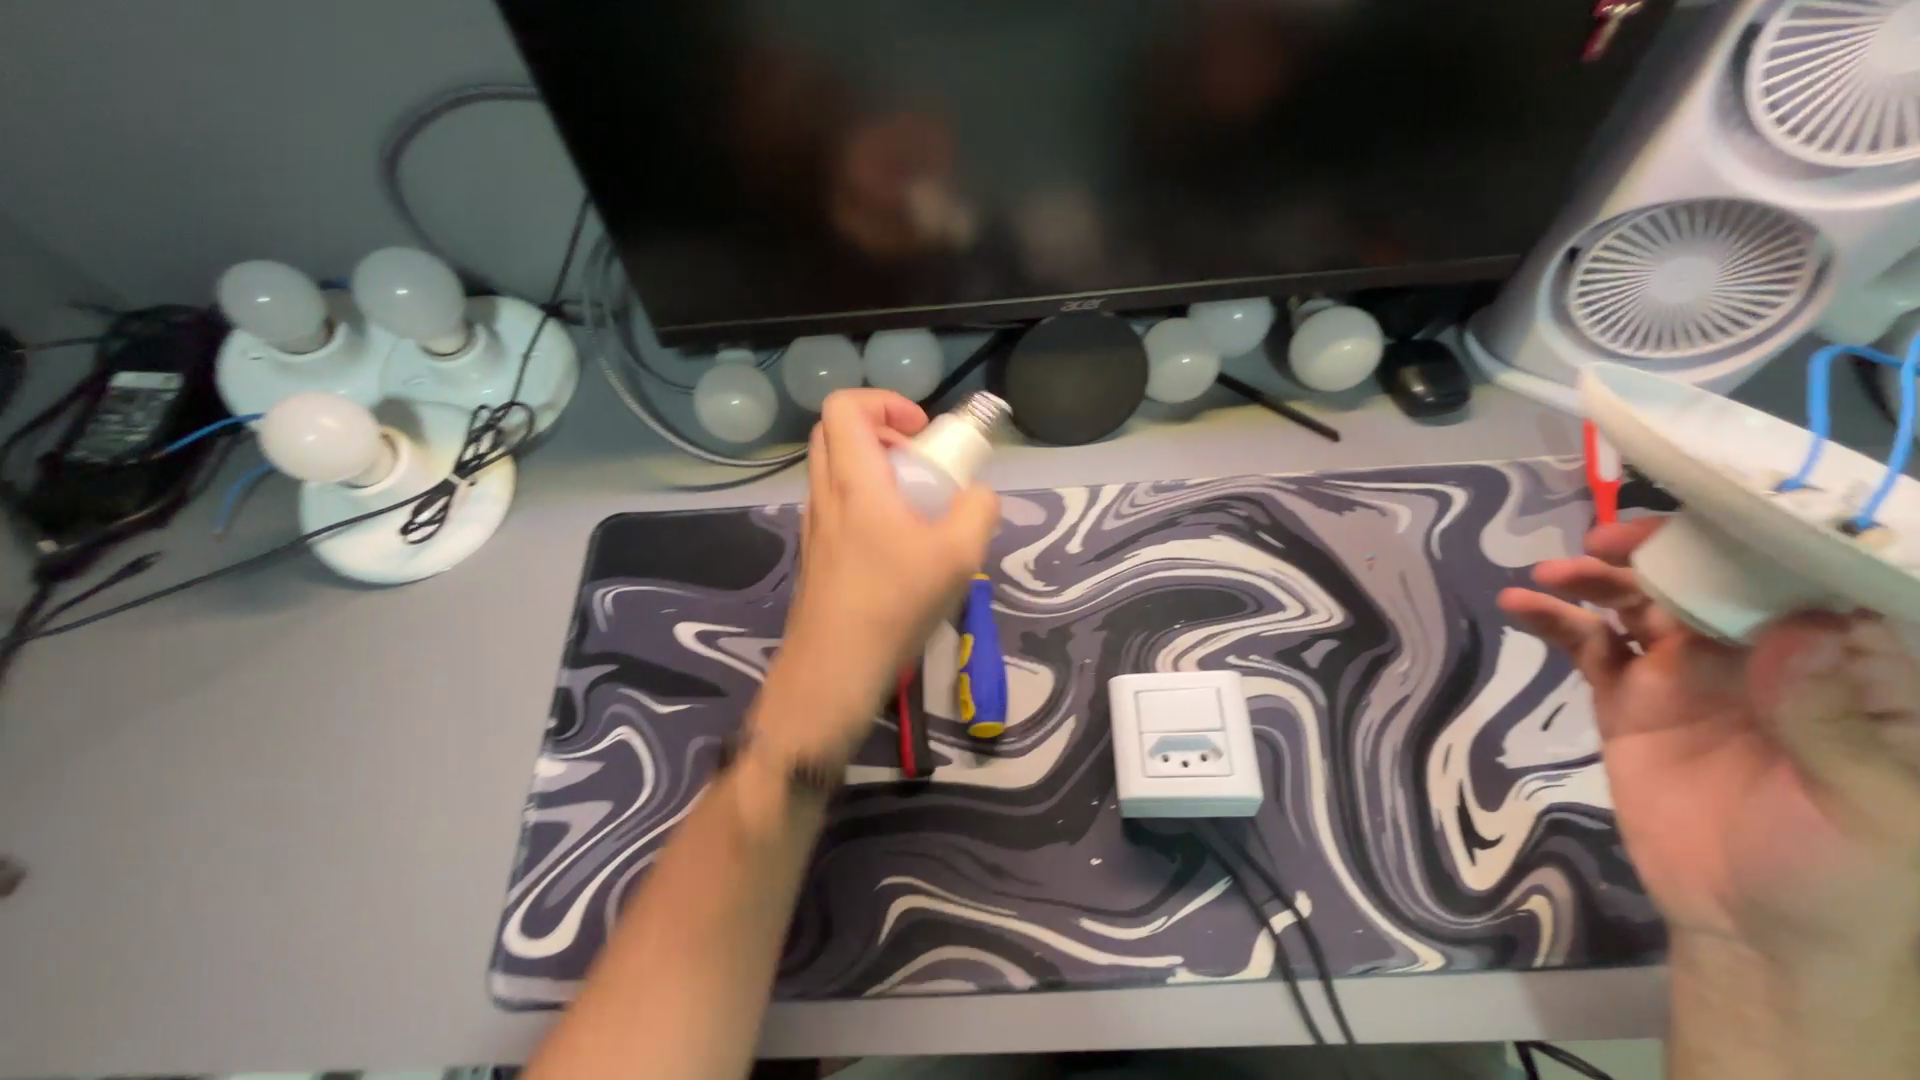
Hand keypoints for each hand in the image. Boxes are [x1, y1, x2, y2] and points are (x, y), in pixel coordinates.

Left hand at [753, 389, 999, 763]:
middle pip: (836, 432)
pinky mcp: (817, 554)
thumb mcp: (959, 555)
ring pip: (835, 470)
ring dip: (875, 470)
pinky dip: (867, 502)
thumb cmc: (893, 604)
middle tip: (921, 463)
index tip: (922, 433)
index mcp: (853, 480)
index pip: (845, 407)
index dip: (884, 402)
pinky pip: (838, 504)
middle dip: (882, 432)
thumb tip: (978, 495)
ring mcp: (816, 525)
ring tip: (916, 506)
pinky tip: (900, 546)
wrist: (834, 668)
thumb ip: (979, 510)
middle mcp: (825, 494)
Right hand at [1499, 519, 1919, 966]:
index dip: (1766, 543)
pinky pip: (1588, 647)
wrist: (1752, 932)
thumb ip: (1831, 719)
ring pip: (1641, 602)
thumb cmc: (1842, 876)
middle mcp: (1763, 657)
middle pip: (1712, 579)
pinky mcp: (1627, 700)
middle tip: (1609, 540)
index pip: (1813, 586)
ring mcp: (1686, 675)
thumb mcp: (1866, 808)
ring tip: (1555, 571)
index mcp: (1844, 672)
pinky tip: (1519, 606)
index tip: (1715, 518)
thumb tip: (1795, 627)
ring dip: (1599, 578)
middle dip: (1662, 550)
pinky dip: (1554, 621)